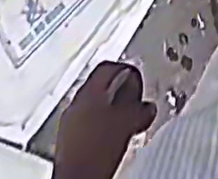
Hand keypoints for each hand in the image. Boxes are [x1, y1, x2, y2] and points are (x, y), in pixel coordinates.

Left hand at [55, 61, 155, 178]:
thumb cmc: (96, 150)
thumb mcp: (127, 123)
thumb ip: (139, 110)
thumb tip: (148, 107)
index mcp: (88, 92)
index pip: (107, 68)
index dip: (124, 70)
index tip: (136, 77)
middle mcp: (76, 104)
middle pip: (99, 88)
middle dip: (118, 92)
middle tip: (133, 99)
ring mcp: (70, 124)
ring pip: (93, 108)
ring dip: (110, 111)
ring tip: (126, 122)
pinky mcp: (69, 144)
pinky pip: (87, 127)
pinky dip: (101, 129)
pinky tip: (111, 139)